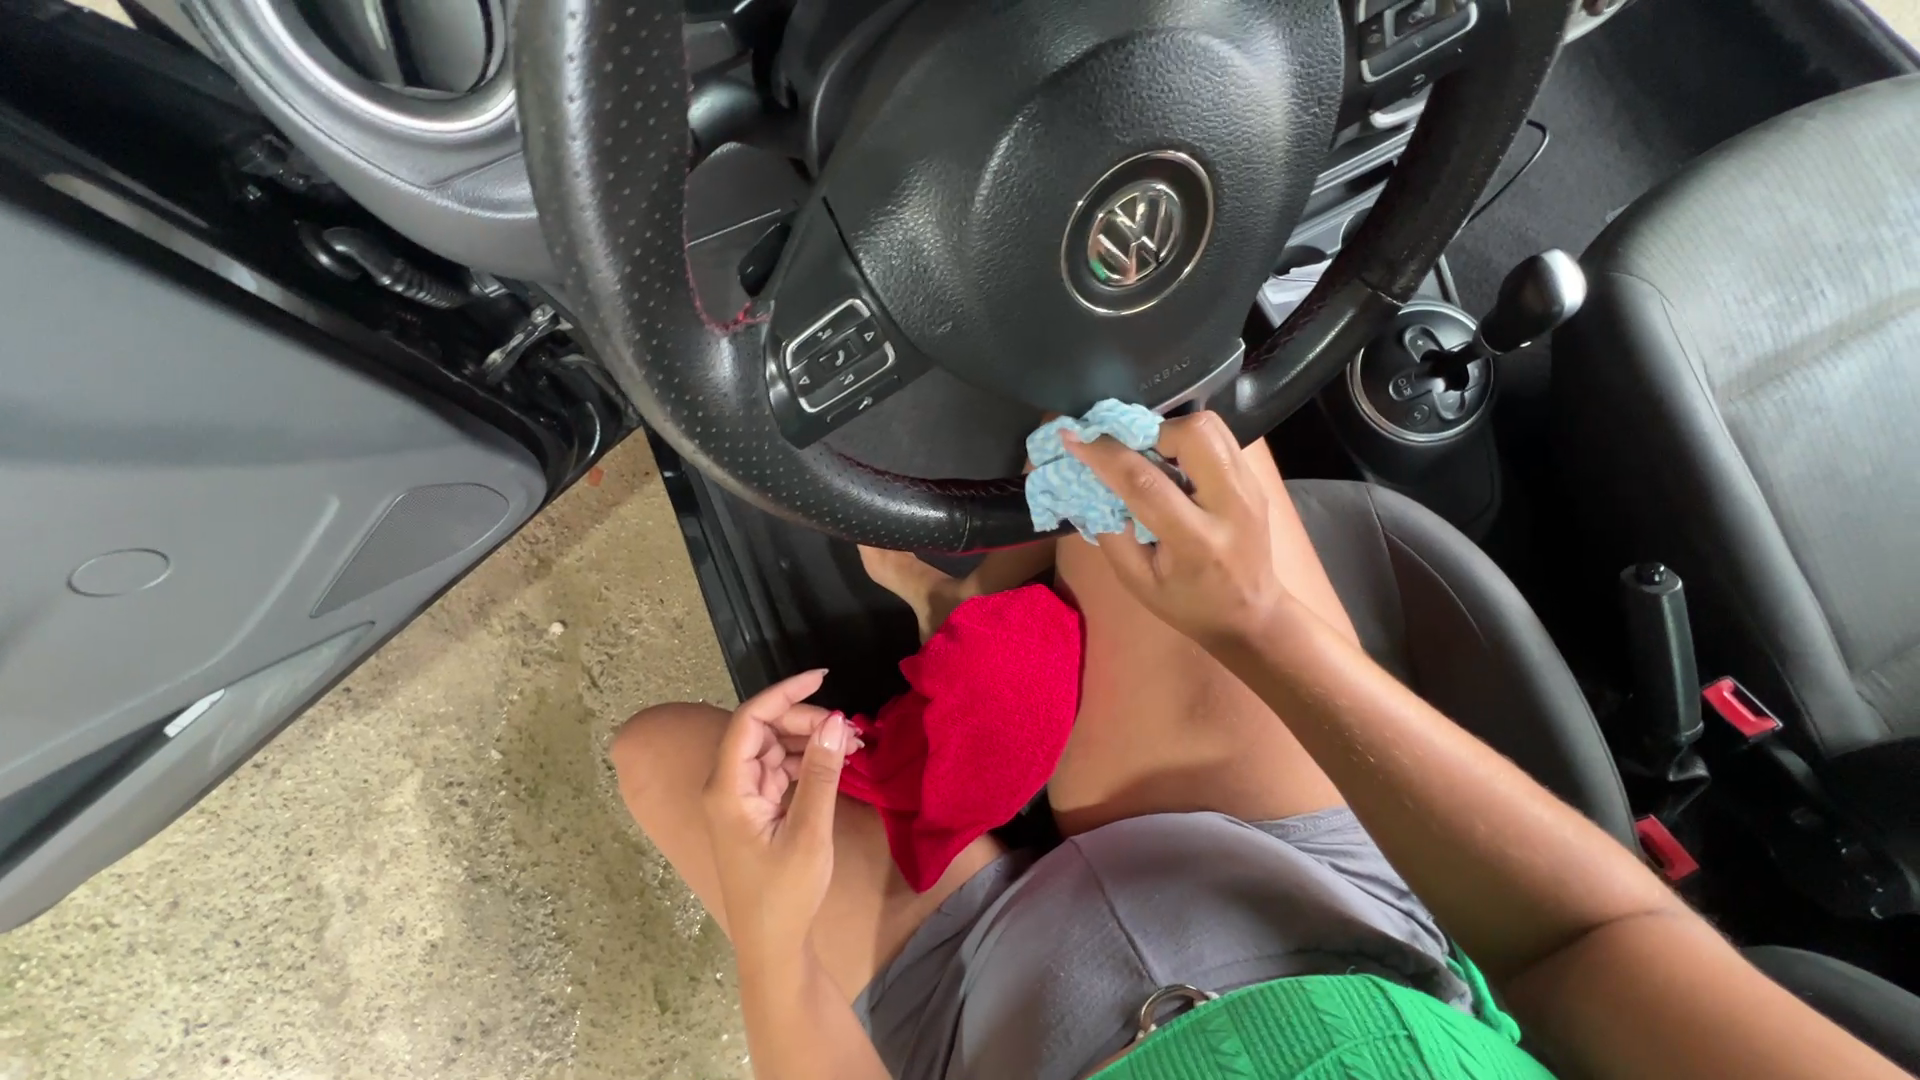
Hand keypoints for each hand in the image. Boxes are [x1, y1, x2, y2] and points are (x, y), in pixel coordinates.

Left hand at [702, 669, 855, 966]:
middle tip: (849, 729)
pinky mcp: (757, 808)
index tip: (822, 678)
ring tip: (852, 744)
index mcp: (727, 788)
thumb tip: (837, 720)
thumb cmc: (785, 894)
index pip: (749, 720)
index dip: (783, 693)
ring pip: (775, 747)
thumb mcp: (809, 832)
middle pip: (764, 730)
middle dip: (806, 720)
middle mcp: (728, 785)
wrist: (772, 946)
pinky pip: (781, 768)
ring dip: (811, 739)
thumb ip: (822, 773)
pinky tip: (836, 762)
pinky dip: (808, 761)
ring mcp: (742, 797)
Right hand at [1065, 410, 1291, 650]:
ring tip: (1151, 454)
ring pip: (1210, 426)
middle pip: (1193, 435)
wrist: (1250, 614)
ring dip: (1170, 431)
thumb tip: (1088, 481)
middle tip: (1129, 449)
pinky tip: (1173, 463)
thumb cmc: (1187, 603)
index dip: (1104, 454)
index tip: (1074, 436)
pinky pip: (1219, 438)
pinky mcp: (1255, 479)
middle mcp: (1230, 506)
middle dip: (1150, 431)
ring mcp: (1249, 488)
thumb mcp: (1137, 581)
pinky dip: (1187, 440)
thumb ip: (1111, 531)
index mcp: (1196, 541)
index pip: (1145, 483)